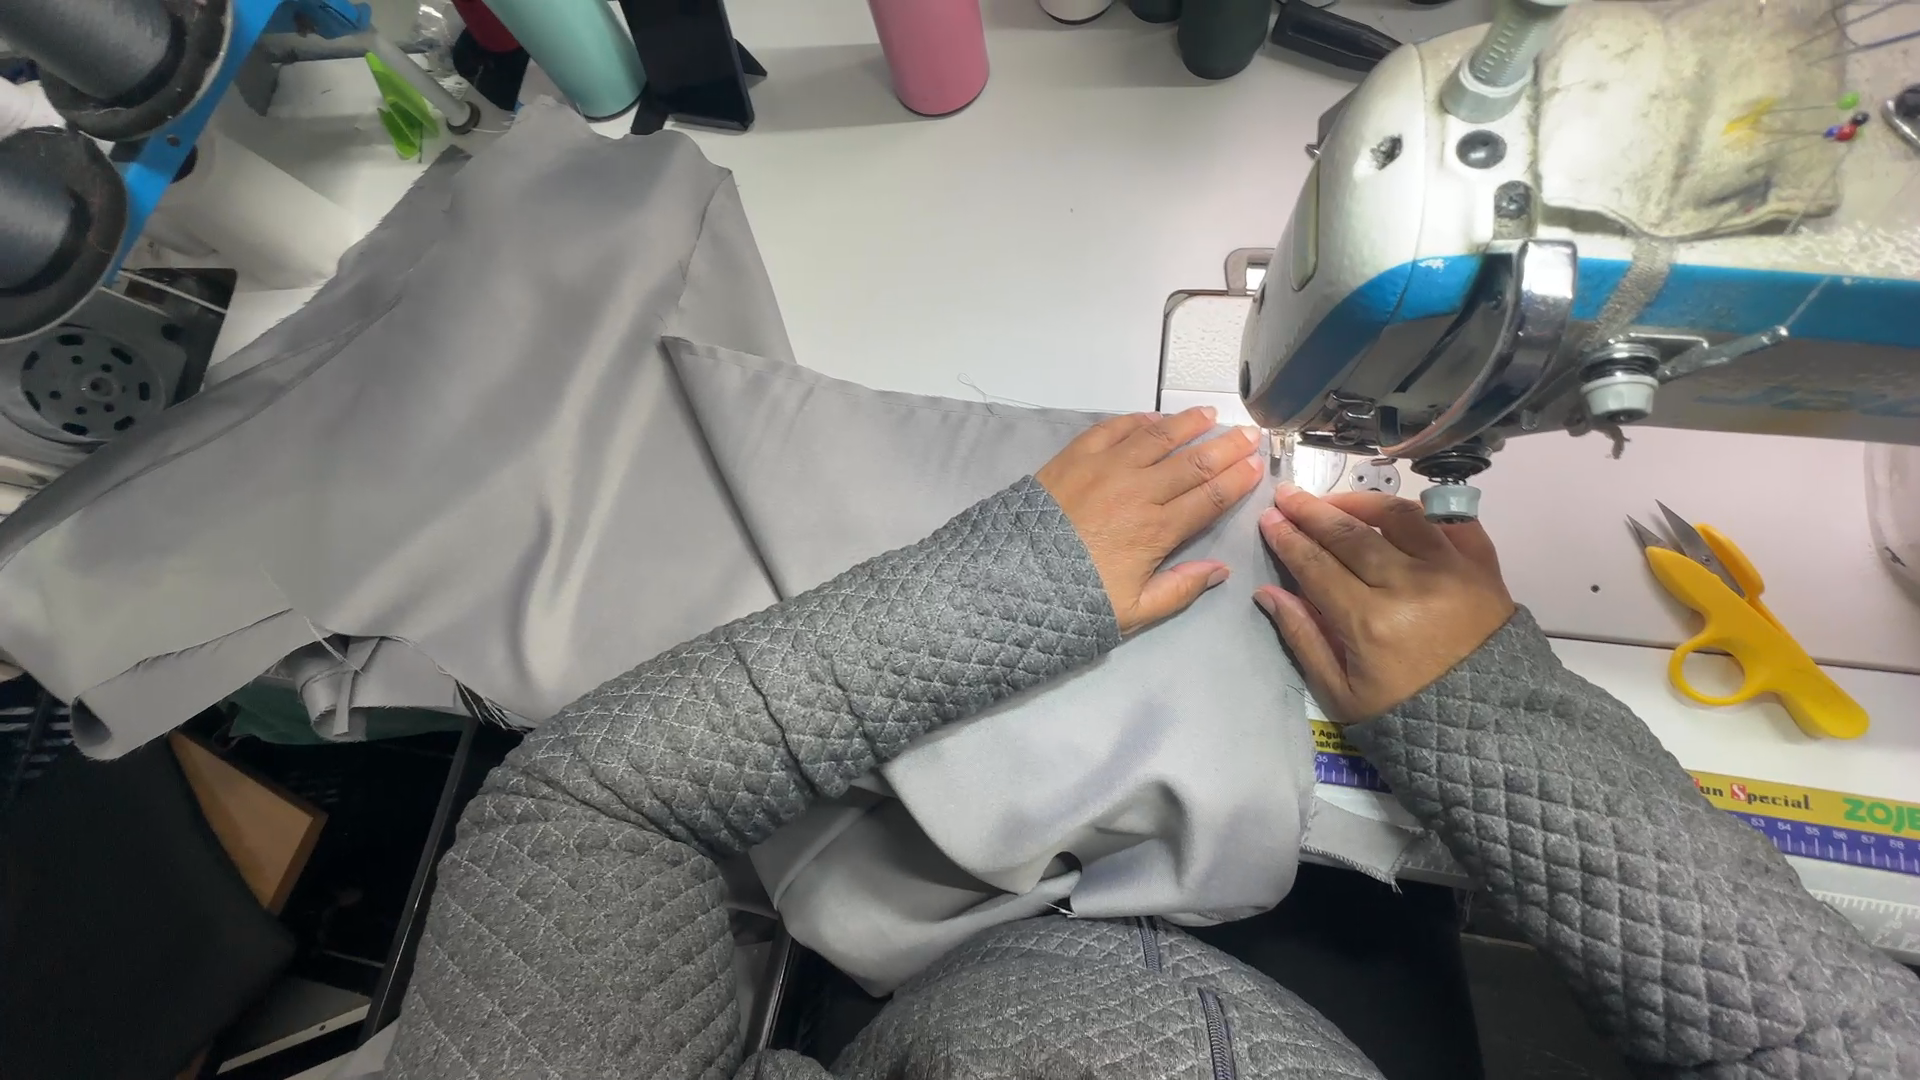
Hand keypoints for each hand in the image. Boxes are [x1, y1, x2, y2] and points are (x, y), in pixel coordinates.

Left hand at [1036, 407, 1262, 634]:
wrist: (1012, 577)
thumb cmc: (1074, 597)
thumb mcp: (1133, 611)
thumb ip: (1179, 590)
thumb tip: (1220, 570)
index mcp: (1156, 530)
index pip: (1209, 498)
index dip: (1237, 481)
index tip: (1257, 466)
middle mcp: (1138, 491)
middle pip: (1193, 463)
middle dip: (1226, 447)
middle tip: (1248, 433)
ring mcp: (1106, 468)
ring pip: (1157, 438)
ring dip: (1187, 424)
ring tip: (1209, 415)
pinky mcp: (1075, 456)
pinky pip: (1113, 429)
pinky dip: (1137, 421)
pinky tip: (1153, 418)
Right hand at [1252, 485, 1514, 722]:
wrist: (1492, 730)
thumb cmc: (1405, 714)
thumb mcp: (1339, 691)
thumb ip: (1302, 637)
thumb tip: (1268, 593)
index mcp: (1370, 622)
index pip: (1316, 565)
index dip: (1287, 539)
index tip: (1268, 519)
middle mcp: (1410, 587)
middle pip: (1350, 534)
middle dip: (1312, 512)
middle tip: (1287, 496)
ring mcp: (1452, 572)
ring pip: (1399, 517)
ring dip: (1360, 503)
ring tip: (1335, 502)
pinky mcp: (1485, 569)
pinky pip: (1453, 523)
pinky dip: (1423, 511)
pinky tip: (1396, 513)